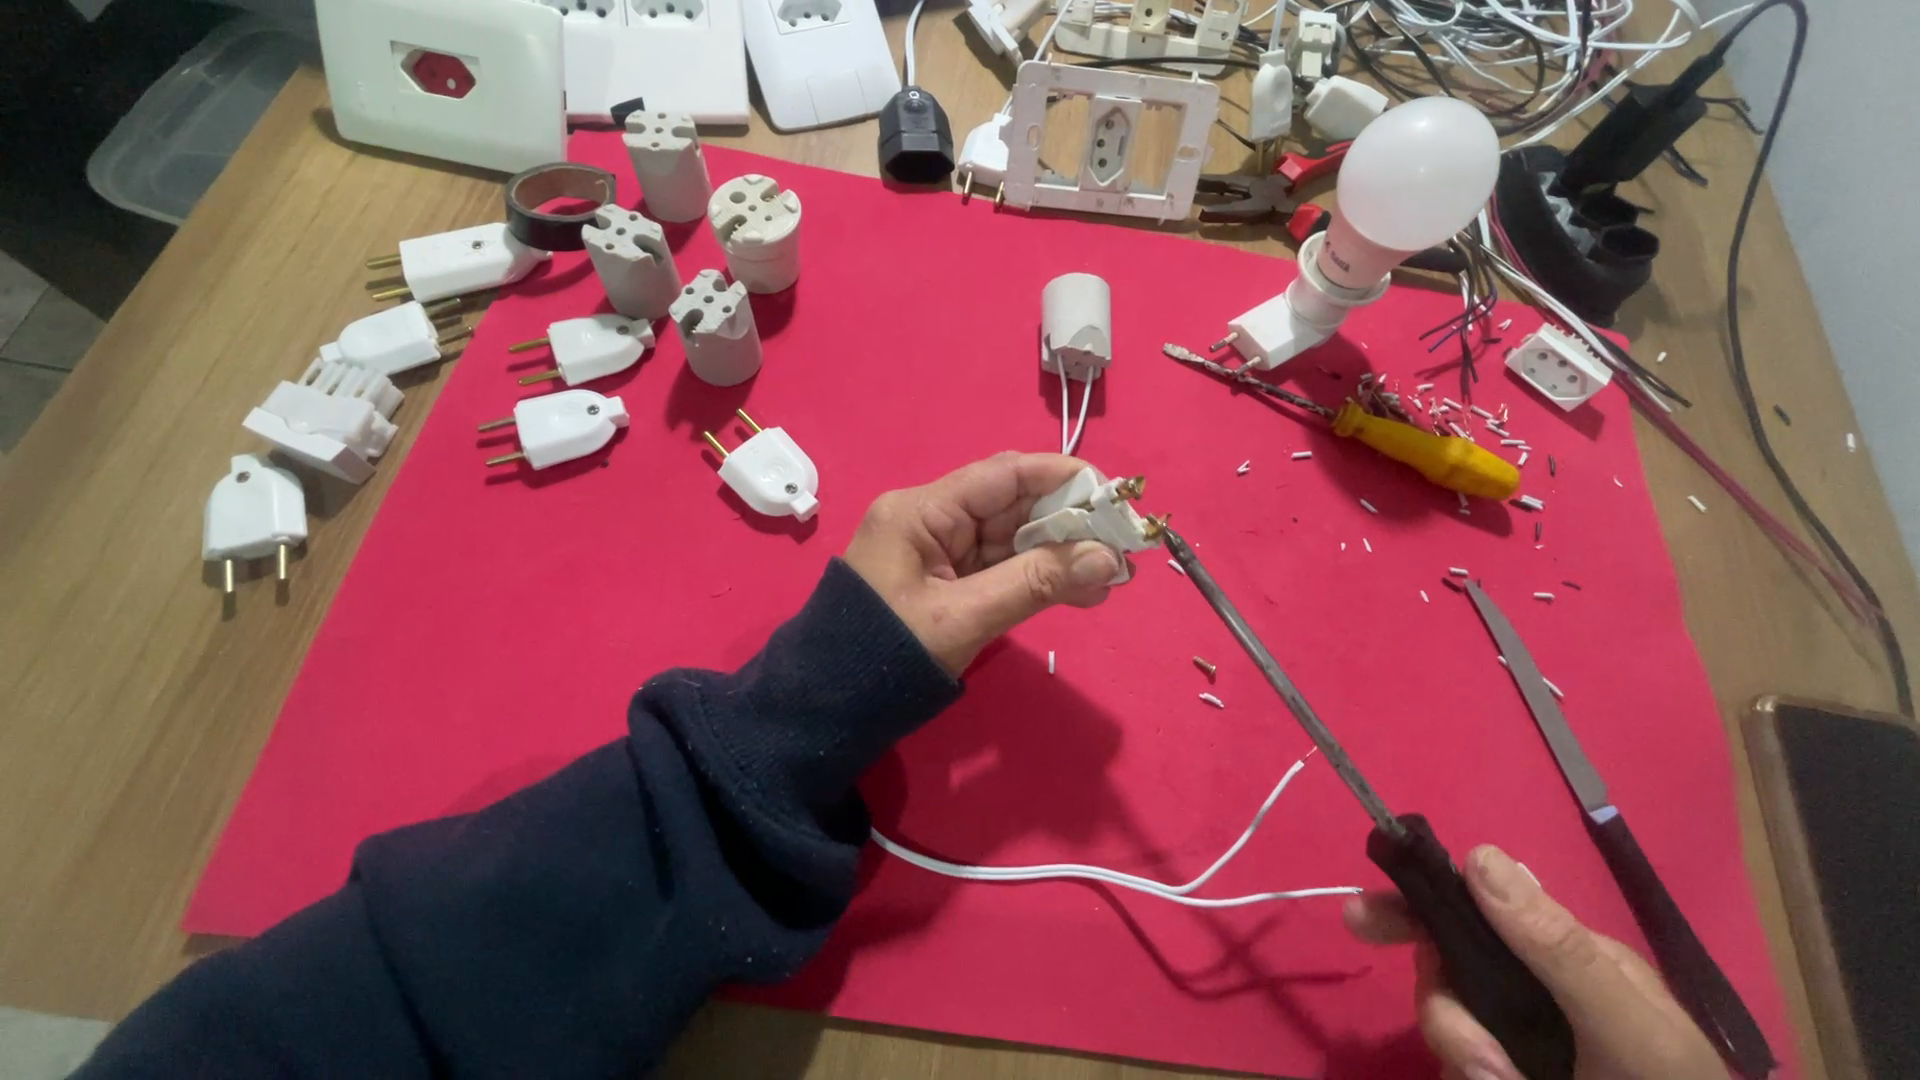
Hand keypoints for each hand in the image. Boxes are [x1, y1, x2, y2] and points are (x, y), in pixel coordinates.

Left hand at [843, 452, 1122, 675]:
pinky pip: (1002, 568)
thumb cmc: (887, 654)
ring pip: (1013, 539)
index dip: (1062, 478)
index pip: (1003, 474)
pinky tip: (1082, 592)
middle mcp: (932, 520)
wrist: (831, 708)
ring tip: (1111, 578)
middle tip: (1122, 547)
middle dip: (1070, 524)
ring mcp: (940, 551)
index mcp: (921, 511)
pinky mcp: (947, 581)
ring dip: (1061, 555)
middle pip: (1013, 505)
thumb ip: (1035, 582)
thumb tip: (1108, 558)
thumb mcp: (963, 617)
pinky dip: (1040, 578)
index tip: (1114, 495)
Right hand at [1344, 845, 1727, 1079]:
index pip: (1472, 908)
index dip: (1413, 906)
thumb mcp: (1632, 1032)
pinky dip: (1469, 1075)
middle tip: (1461, 1055)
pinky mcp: (1503, 1071)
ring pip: (1448, 1026)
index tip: (1361, 917)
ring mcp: (1518, 1038)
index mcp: (1563, 953)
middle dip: (1444, 1012)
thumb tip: (1478, 852)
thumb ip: (1557, 949)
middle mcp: (1532, 987)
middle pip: (1447, 972)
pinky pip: (1460, 1065)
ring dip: (1466, 1056)